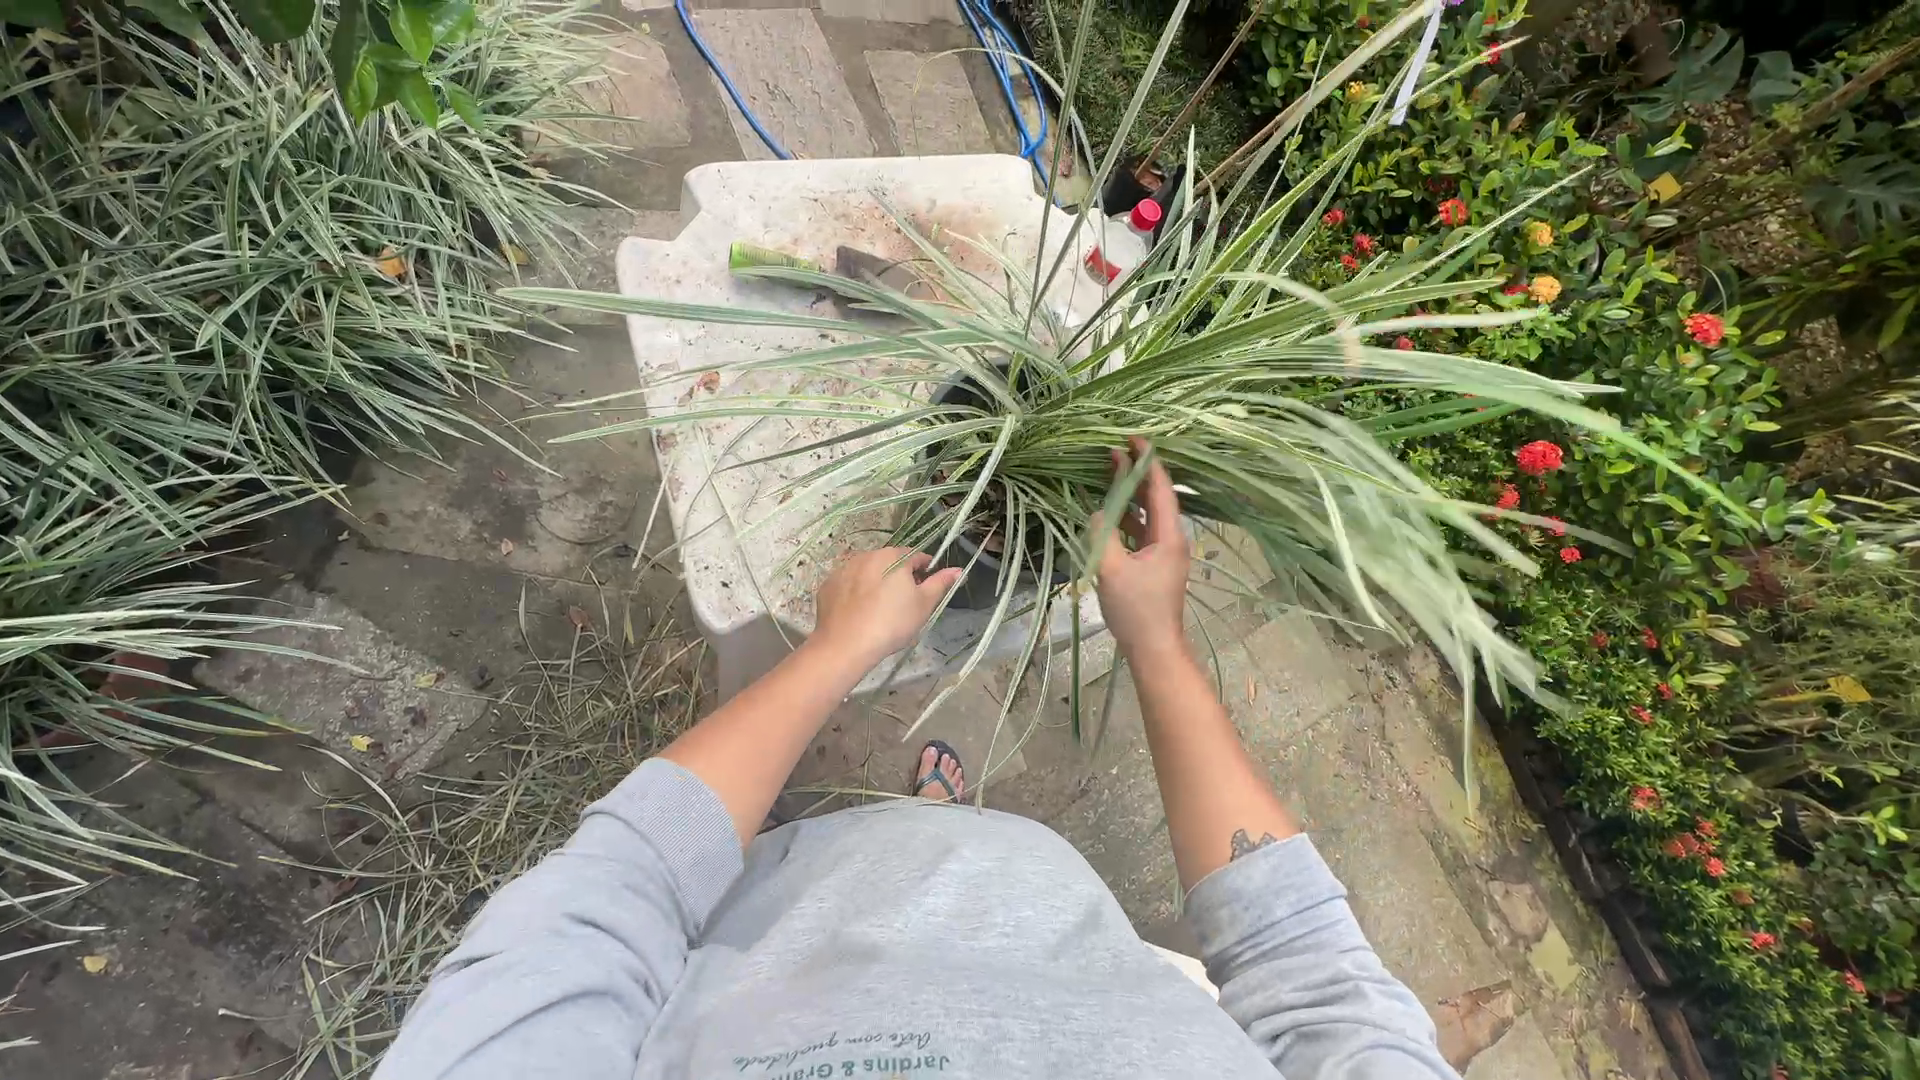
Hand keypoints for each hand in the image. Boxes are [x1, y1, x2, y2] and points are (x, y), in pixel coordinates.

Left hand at [810, 547, 963, 667]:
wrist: (846, 645)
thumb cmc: (892, 623)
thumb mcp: (924, 604)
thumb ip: (941, 583)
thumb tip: (958, 569)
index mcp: (893, 556)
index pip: (916, 556)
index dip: (925, 571)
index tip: (926, 589)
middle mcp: (867, 555)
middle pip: (890, 562)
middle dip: (899, 577)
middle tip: (904, 604)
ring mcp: (844, 569)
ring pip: (868, 572)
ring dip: (876, 583)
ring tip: (880, 610)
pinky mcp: (828, 586)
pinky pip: (848, 585)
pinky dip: (855, 593)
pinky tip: (859, 613)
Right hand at [1093, 437, 1189, 660]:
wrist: (1153, 647)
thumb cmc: (1136, 610)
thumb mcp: (1112, 570)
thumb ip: (1103, 536)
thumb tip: (1097, 512)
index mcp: (1169, 536)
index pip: (1161, 488)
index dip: (1148, 462)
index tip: (1133, 439)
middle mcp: (1171, 539)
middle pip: (1155, 497)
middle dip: (1136, 473)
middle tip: (1113, 451)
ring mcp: (1164, 552)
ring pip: (1147, 514)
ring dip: (1129, 495)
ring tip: (1108, 474)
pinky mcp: (1154, 564)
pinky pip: (1141, 531)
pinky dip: (1126, 517)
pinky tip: (1108, 511)